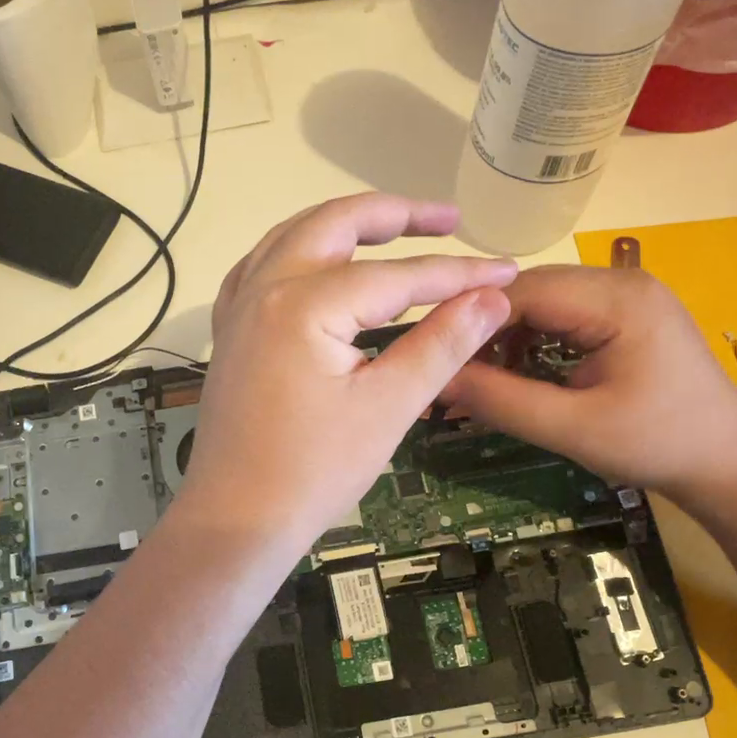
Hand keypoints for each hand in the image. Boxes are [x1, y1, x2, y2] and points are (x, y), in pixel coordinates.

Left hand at [175, 194, 517, 548]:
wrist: (236, 521)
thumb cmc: (313, 472)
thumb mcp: (388, 408)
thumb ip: (441, 344)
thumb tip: (492, 297)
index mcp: (304, 303)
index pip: (396, 275)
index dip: (456, 274)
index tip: (507, 272)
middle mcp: (264, 288)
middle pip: (334, 225)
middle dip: (396, 216)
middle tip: (449, 221)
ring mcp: (238, 310)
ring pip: (293, 237)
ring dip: (344, 225)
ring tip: (392, 231)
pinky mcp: (229, 335)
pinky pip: (262, 269)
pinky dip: (297, 253)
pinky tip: (317, 265)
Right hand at [440, 265, 736, 495]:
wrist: (726, 460)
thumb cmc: (657, 444)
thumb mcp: (573, 428)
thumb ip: (503, 402)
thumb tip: (437, 381)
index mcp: (616, 299)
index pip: (519, 292)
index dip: (468, 322)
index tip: (431, 358)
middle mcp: (620, 281)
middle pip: (528, 291)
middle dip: (482, 332)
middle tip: (446, 374)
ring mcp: (624, 296)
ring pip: (540, 304)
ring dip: (503, 339)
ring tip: (475, 381)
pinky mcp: (624, 316)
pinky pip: (560, 317)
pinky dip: (529, 344)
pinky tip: (512, 376)